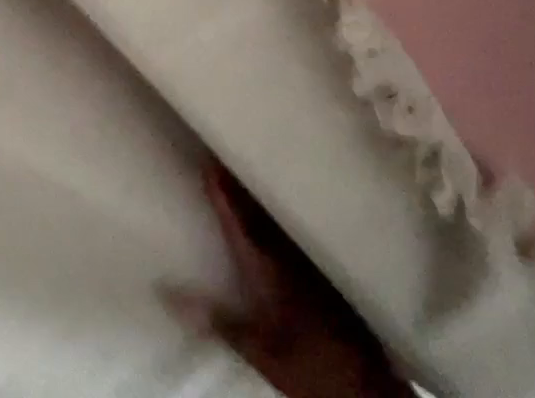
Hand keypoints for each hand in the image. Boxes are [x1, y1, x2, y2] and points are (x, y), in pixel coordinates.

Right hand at [166, 164, 409, 397]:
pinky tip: (278, 222)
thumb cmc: (310, 369)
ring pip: (281, 227)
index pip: (242, 224)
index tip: (210, 162)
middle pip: (262, 217)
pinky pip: (296, 240)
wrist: (370, 393)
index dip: (224, 194)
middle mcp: (293, 264)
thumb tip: (165, 290)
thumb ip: (216, 319)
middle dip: (240, 188)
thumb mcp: (258, 350)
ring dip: (261, 203)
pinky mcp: (327, 284)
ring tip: (245, 180)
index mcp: (271, 273)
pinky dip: (280, 224)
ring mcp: (313, 271)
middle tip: (224, 159)